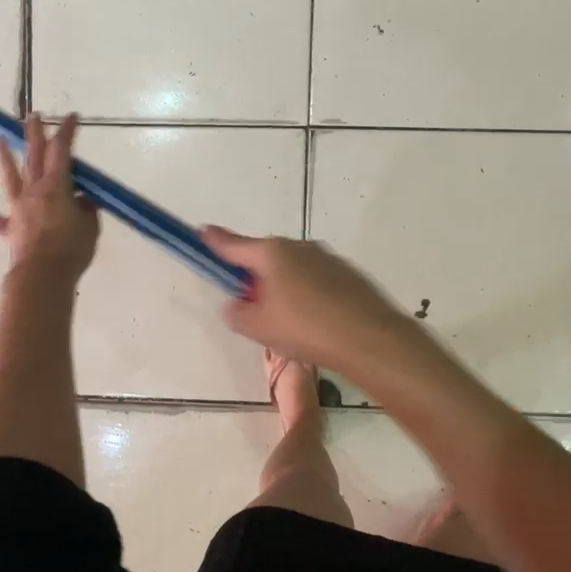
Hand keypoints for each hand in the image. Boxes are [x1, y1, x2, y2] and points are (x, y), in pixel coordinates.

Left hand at [0, 113, 100, 282]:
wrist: (43, 275)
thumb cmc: (71, 249)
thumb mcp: (90, 226)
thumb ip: (85, 208)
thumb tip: (81, 200)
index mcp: (56, 187)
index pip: (62, 151)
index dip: (66, 131)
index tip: (71, 117)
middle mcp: (34, 191)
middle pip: (33, 156)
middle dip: (35, 133)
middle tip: (32, 114)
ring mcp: (18, 209)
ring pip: (9, 178)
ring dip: (3, 158)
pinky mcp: (9, 229)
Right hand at [202, 227, 412, 371]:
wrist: (369, 339)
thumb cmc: (305, 329)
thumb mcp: (258, 327)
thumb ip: (237, 313)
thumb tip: (235, 305)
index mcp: (272, 254)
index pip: (234, 245)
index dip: (215, 242)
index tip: (202, 232)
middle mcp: (300, 248)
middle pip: (266, 258)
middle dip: (255, 276)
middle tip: (252, 305)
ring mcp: (328, 259)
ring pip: (293, 271)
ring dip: (284, 288)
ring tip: (288, 323)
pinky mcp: (348, 276)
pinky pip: (316, 282)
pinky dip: (308, 296)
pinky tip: (314, 323)